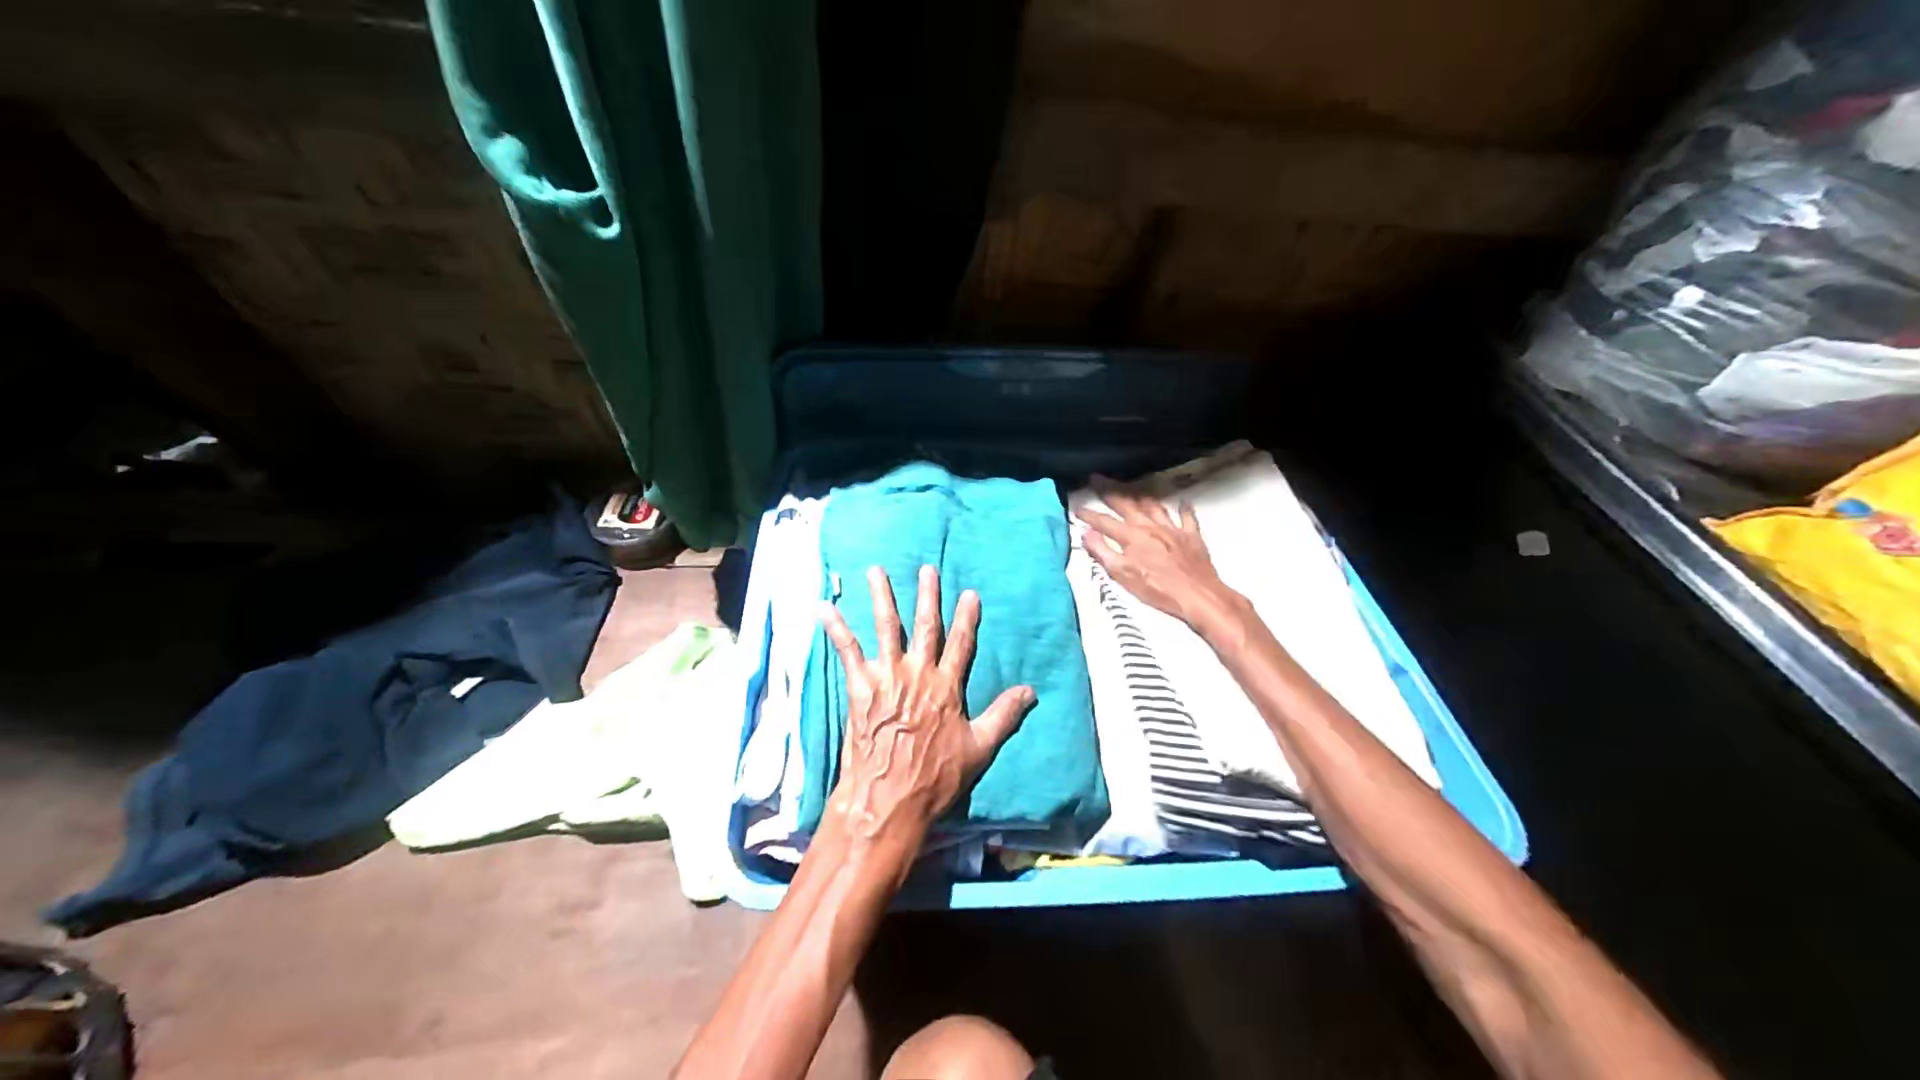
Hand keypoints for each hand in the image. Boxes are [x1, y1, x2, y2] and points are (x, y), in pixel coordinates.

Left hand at [820, 565, 1033, 845]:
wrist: (890, 798)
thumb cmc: (936, 777)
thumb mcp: (980, 748)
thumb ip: (1004, 715)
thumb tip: (1031, 691)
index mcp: (947, 687)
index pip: (962, 644)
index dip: (967, 618)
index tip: (970, 594)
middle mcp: (918, 674)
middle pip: (924, 626)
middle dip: (927, 596)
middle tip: (926, 569)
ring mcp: (887, 678)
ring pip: (885, 628)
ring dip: (881, 597)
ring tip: (875, 571)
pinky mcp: (859, 688)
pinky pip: (847, 652)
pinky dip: (836, 628)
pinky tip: (824, 608)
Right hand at [1078, 484, 1241, 628]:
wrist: (1196, 594)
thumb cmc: (1156, 589)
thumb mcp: (1122, 574)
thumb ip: (1102, 551)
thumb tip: (1087, 532)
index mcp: (1131, 536)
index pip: (1104, 522)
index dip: (1089, 515)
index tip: (1077, 508)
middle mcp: (1150, 526)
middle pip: (1126, 504)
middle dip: (1109, 490)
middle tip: (1097, 478)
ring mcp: (1172, 528)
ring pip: (1153, 505)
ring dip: (1140, 495)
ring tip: (1132, 488)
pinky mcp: (1191, 535)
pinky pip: (1187, 517)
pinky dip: (1183, 509)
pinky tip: (1182, 502)